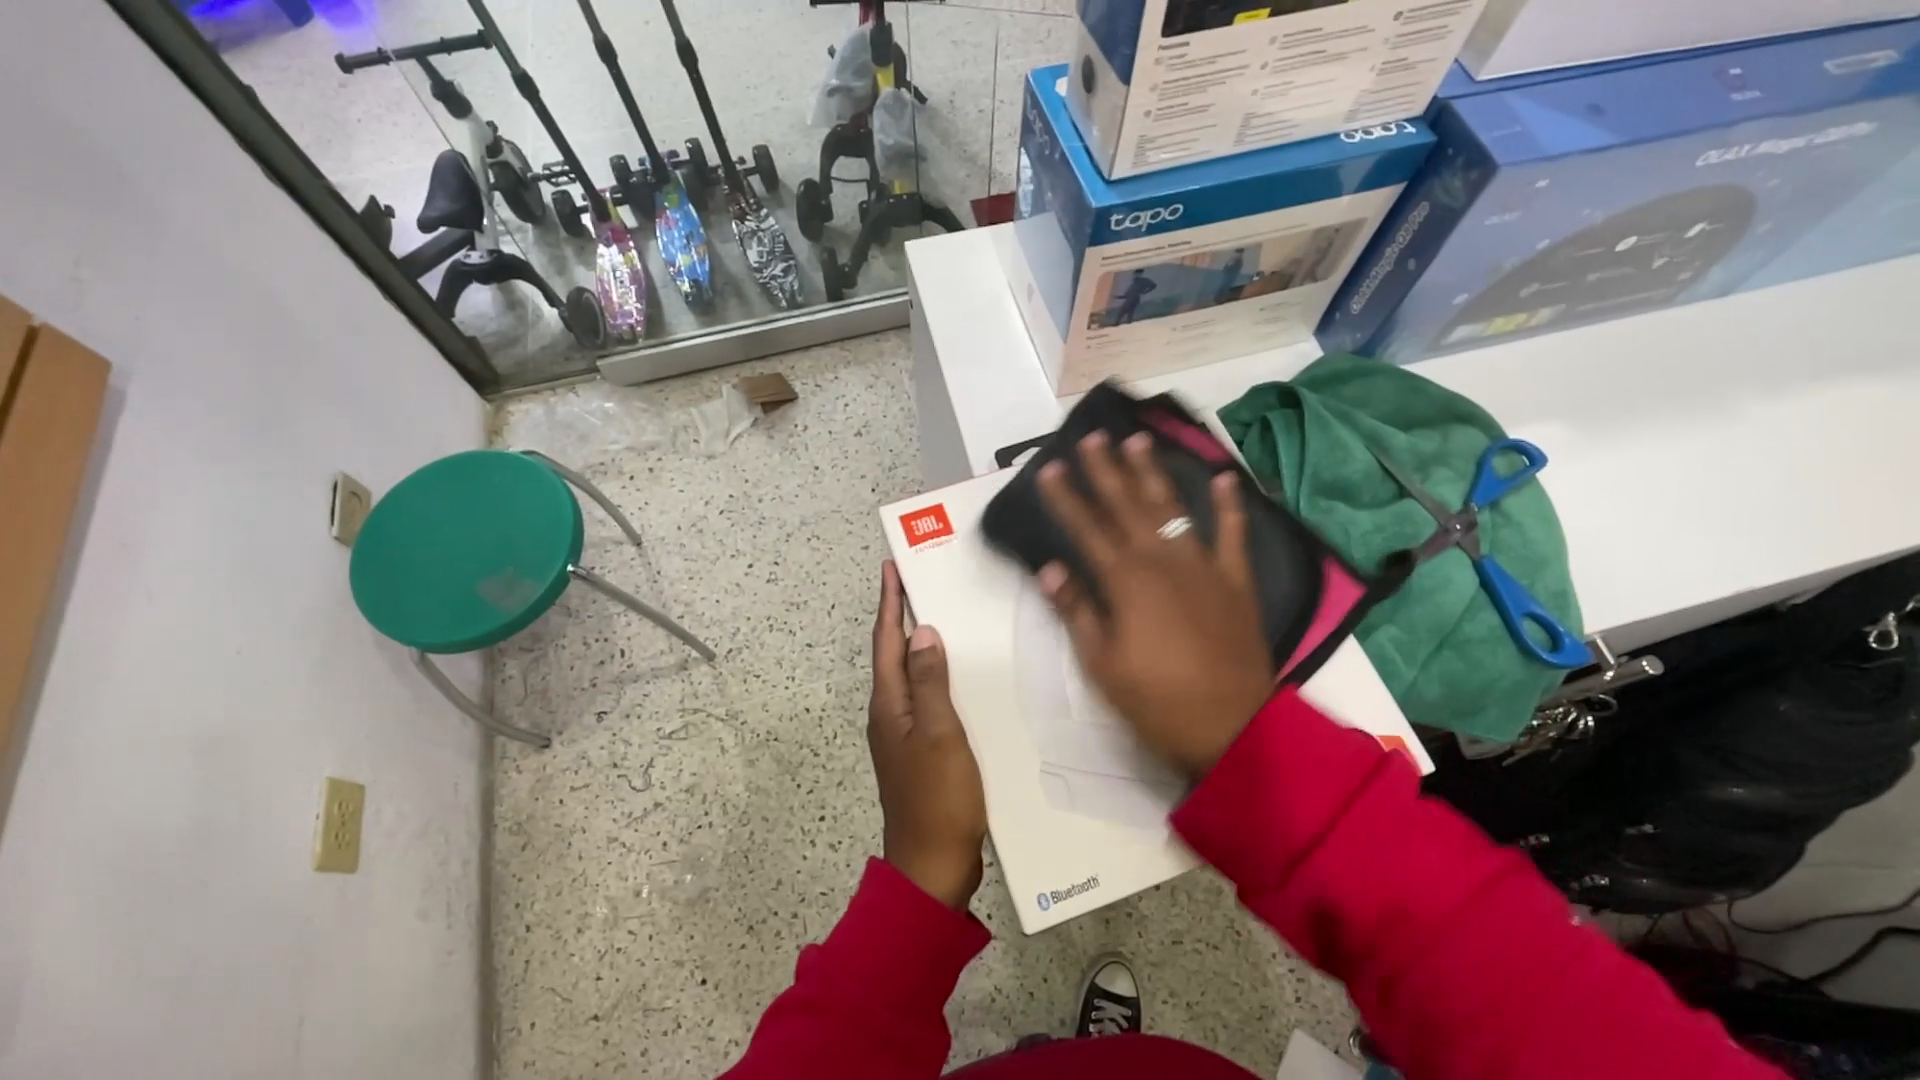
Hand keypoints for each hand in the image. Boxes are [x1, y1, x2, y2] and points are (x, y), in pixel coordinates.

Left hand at [868, 560, 987, 909]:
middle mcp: (890, 715)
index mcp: (889, 705)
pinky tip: (960, 677)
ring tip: (944, 618)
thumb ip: (931, 682)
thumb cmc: (938, 799)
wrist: (932, 867)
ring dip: (921, 647)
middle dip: (903, 617)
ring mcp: (903, 736)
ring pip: (911, 678)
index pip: (887, 641)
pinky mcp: (921, 754)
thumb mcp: (940, 734)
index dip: (889, 603)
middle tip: (921, 582)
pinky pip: (926, 701)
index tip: (891, 566)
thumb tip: (922, 632)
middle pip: (895, 655)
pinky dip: (937, 678)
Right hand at [1037, 431, 1274, 777]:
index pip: (1087, 530)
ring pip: (1173, 509)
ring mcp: (1204, 566)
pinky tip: (1224, 477)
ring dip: (1154, 474)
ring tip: (1138, 442)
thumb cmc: (1156, 700)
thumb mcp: (1102, 664)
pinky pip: (1233, 534)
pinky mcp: (1236, 580)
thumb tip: (1049, 569)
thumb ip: (1077, 611)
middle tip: (1093, 437)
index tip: (1049, 469)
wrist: (1231, 725)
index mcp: (1126, 582)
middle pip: (1128, 507)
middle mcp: (1163, 561)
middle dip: (1107, 471)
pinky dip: (1230, 505)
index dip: (1066, 499)